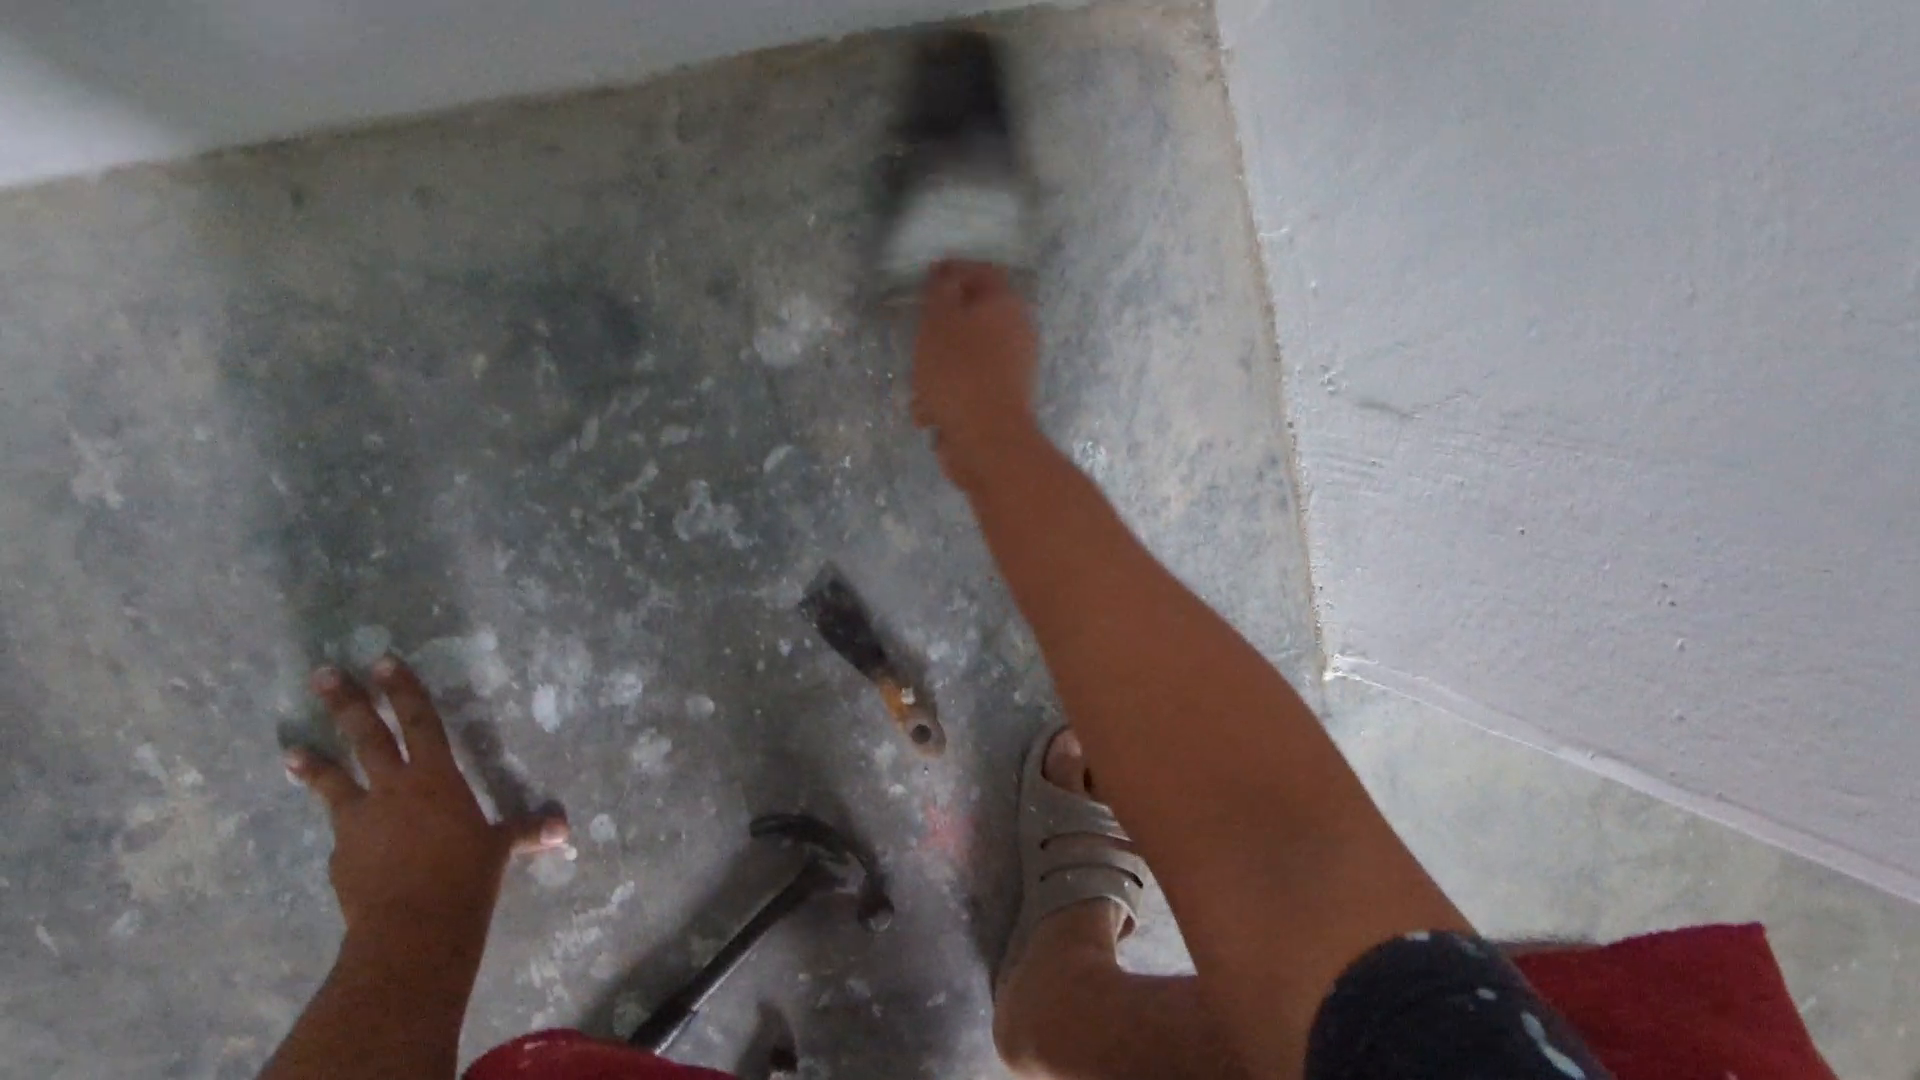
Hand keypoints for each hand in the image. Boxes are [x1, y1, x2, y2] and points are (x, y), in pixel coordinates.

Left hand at [286, 658, 568, 941]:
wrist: (411, 929)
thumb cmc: (466, 877)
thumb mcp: (500, 850)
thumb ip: (524, 833)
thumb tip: (562, 829)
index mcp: (437, 779)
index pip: (421, 723)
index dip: (405, 691)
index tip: (385, 663)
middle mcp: (393, 789)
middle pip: (367, 737)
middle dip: (348, 704)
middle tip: (324, 675)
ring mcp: (359, 821)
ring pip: (334, 780)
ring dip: (315, 762)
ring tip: (291, 748)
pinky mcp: (340, 854)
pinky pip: (343, 833)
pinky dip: (345, 828)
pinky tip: (345, 838)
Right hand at [911, 261, 1039, 473]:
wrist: (988, 441)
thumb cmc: (960, 373)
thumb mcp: (939, 322)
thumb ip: (940, 292)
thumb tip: (945, 275)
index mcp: (1007, 305)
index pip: (981, 272)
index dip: (951, 271)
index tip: (923, 282)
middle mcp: (1017, 333)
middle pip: (972, 319)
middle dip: (939, 332)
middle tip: (917, 342)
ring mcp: (1013, 371)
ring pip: (966, 358)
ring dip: (937, 372)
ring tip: (919, 390)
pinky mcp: (1002, 402)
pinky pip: (969, 389)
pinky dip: (947, 398)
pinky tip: (930, 415)